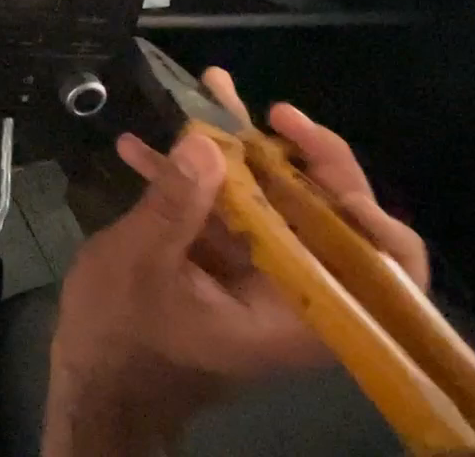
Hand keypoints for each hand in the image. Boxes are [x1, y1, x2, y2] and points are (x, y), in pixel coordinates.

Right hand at [52, 69, 426, 389]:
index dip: (360, 202)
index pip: (381, 265)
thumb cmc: (120, 334)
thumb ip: (175, 204)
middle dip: (290, 154)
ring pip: (269, 204)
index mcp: (298, 314)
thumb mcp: (139, 263)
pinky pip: (221, 211)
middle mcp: (293, 294)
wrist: (94, 380)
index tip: (302, 145)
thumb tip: (209, 141)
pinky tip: (138, 147)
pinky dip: (187, 178)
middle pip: (324, 217)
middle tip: (256, 108)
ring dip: (233, 150)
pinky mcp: (220, 265)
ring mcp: (255, 276)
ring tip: (200, 94)